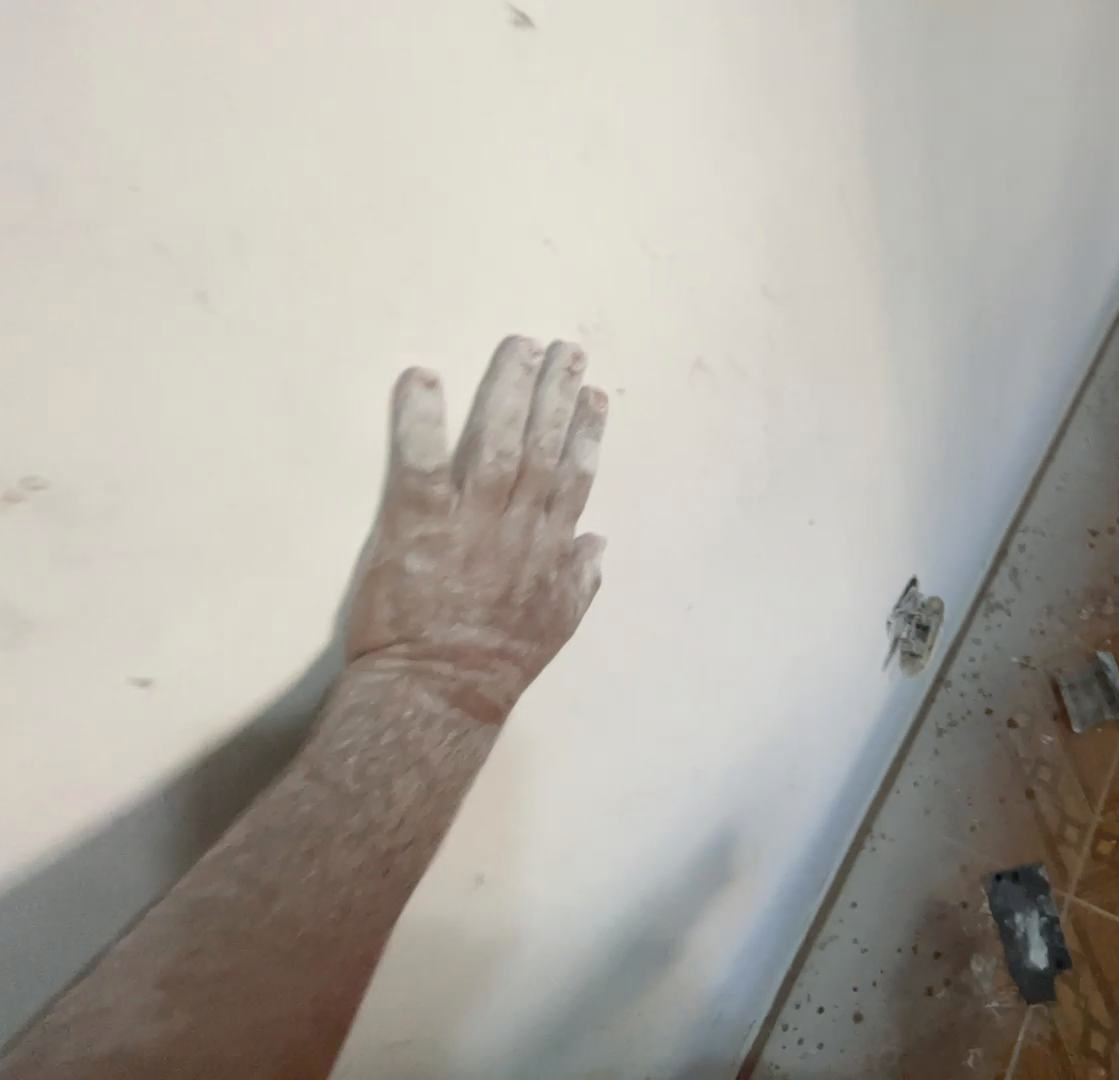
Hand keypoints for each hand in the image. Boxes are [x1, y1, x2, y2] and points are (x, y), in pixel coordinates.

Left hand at [344, 337, 608, 723]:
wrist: (446, 686)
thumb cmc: (505, 656)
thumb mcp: (564, 620)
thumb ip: (584, 577)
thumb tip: (598, 540)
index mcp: (556, 543)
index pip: (577, 473)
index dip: (587, 430)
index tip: (594, 394)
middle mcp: (522, 520)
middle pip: (544, 444)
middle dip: (558, 393)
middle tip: (567, 348)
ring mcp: (474, 519)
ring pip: (498, 441)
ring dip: (510, 390)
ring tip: (520, 347)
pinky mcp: (419, 523)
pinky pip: (422, 463)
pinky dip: (421, 420)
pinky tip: (423, 378)